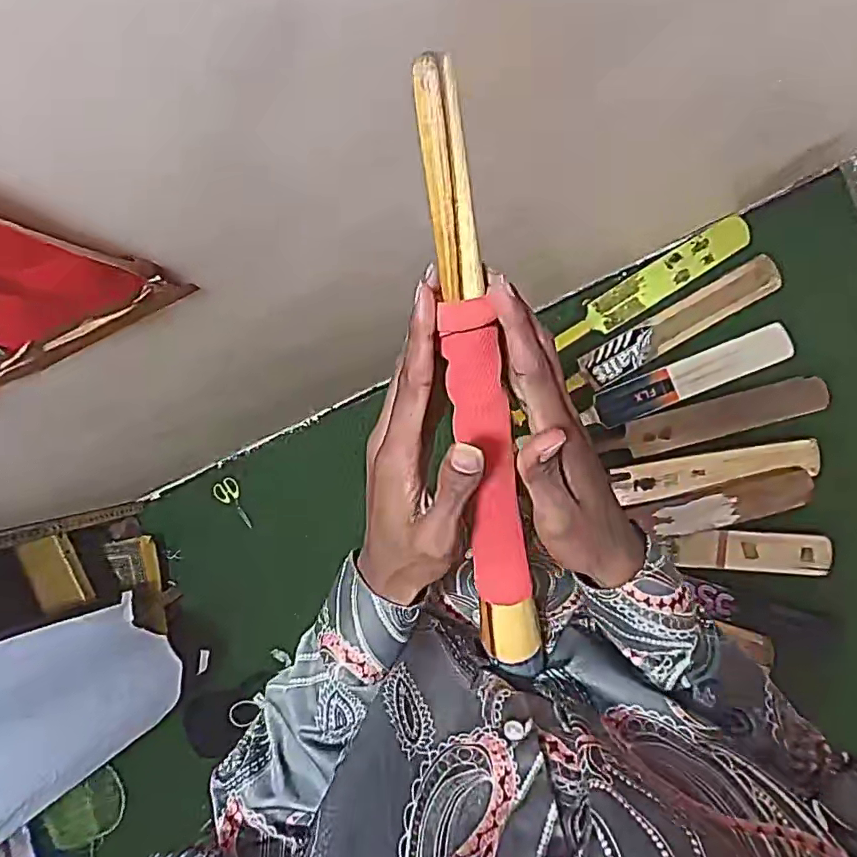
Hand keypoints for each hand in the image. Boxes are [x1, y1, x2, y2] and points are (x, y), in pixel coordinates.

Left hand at [356, 279, 487, 604]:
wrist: (386, 575)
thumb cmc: (413, 558)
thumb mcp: (439, 533)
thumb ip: (455, 490)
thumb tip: (471, 446)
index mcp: (397, 452)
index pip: (412, 384)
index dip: (420, 338)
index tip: (427, 297)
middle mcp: (389, 437)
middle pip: (406, 370)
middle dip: (420, 323)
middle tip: (438, 281)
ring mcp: (392, 440)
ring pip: (409, 380)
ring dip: (423, 341)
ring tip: (443, 305)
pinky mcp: (400, 445)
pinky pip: (416, 398)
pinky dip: (429, 369)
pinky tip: (444, 356)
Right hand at [489, 275, 645, 587]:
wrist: (614, 550)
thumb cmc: (583, 537)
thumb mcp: (558, 517)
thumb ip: (544, 477)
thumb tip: (539, 436)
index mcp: (557, 435)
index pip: (533, 374)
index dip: (514, 331)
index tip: (497, 293)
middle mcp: (563, 420)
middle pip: (540, 356)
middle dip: (518, 313)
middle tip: (492, 280)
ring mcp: (564, 423)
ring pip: (543, 363)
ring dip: (522, 328)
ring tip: (498, 301)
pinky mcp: (560, 431)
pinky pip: (539, 382)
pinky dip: (523, 356)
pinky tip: (509, 352)